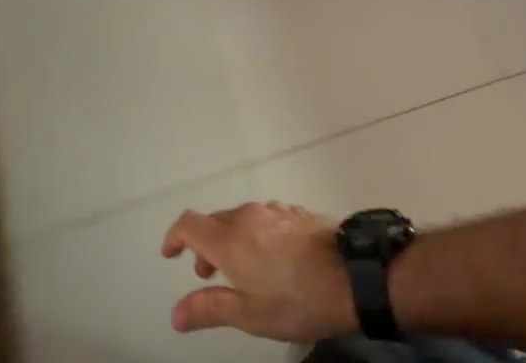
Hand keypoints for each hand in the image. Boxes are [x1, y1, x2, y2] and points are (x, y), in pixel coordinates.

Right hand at [160, 201, 356, 341]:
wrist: (354, 276)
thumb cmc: (296, 300)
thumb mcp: (249, 314)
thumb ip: (209, 308)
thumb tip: (175, 312)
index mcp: (230, 238)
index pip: (189, 223)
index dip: (175, 236)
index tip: (170, 254)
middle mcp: (249, 216)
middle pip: (216, 221)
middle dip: (205, 245)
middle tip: (208, 275)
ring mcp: (277, 211)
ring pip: (243, 219)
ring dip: (233, 239)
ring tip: (243, 269)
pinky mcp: (300, 213)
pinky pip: (268, 219)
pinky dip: (259, 235)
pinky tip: (275, 258)